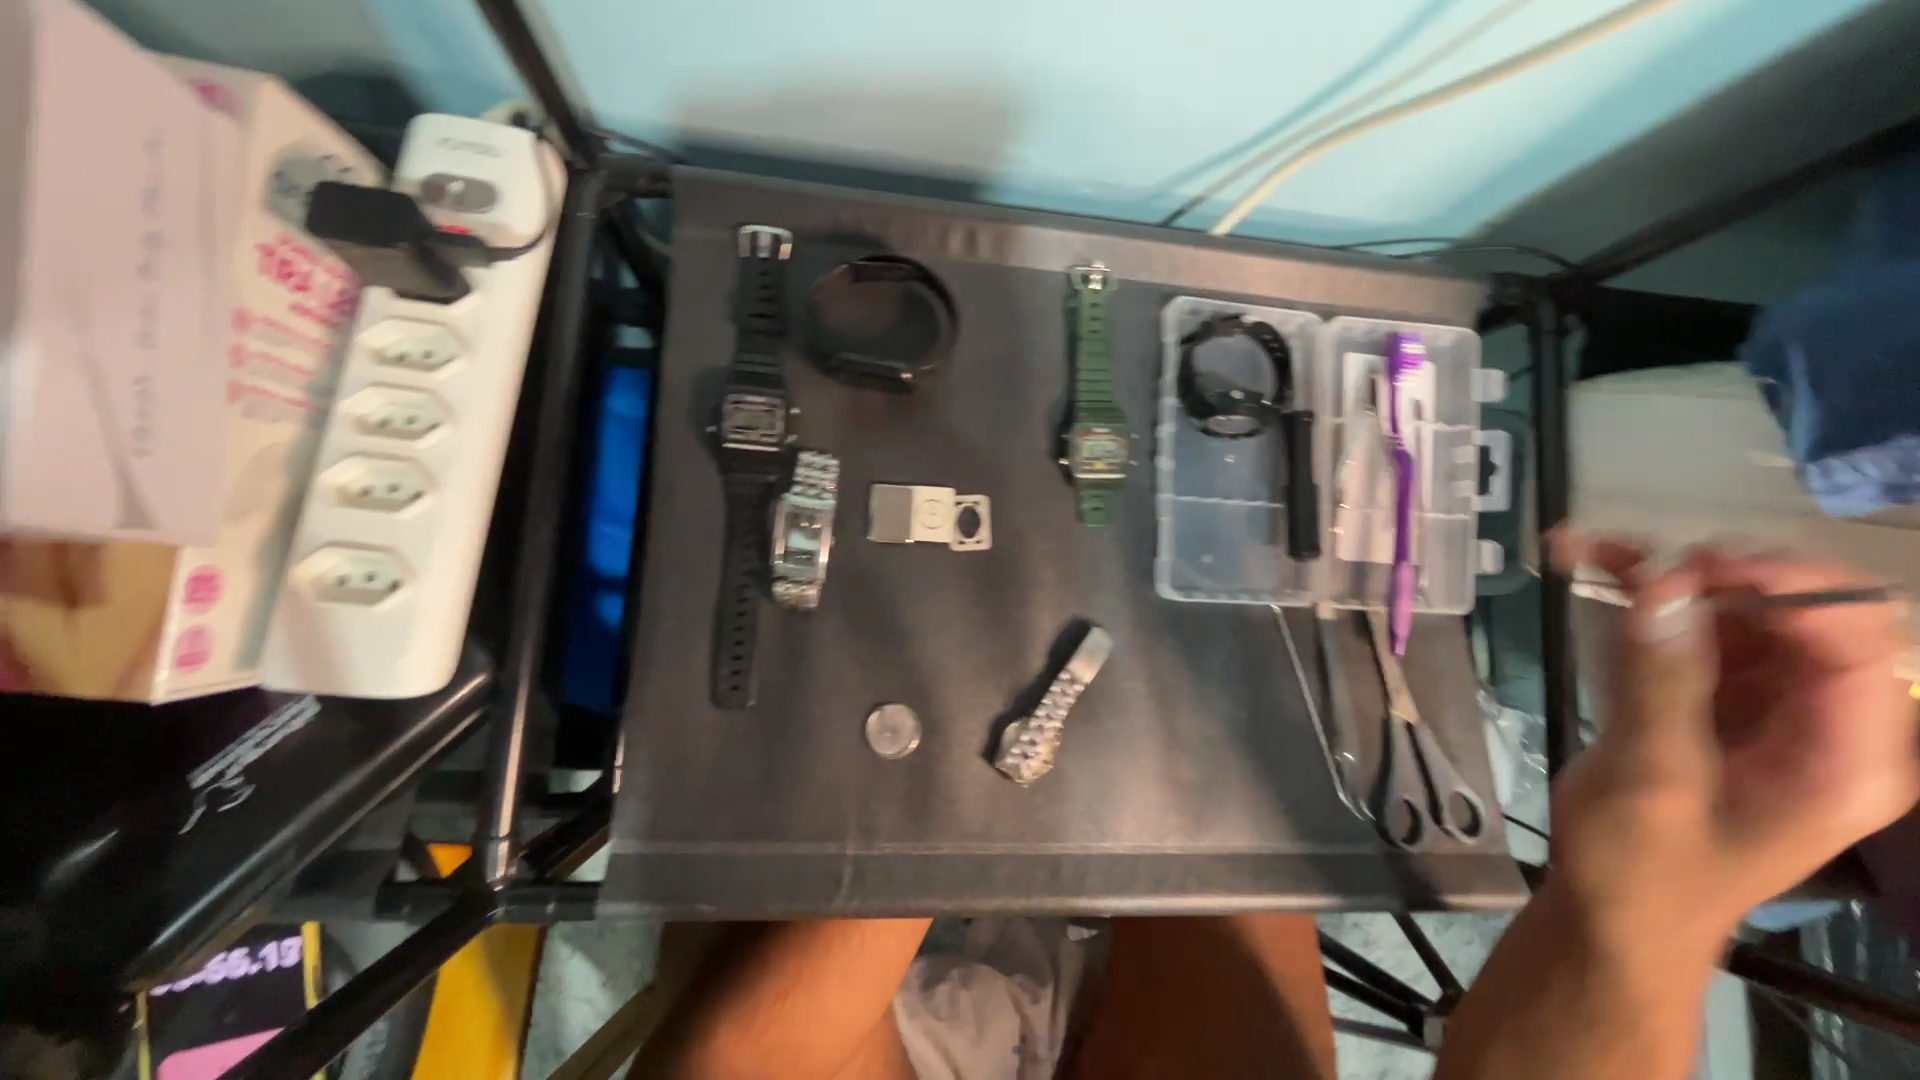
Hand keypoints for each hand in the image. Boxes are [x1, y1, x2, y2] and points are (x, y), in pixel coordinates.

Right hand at [1547, 536, 1919, 955]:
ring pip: (1731, 610)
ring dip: (1661, 574)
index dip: (1785, 588)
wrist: (1612, 912)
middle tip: (1628, 562)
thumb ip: (1660, 683)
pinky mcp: (1707, 699)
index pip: (1854, 640)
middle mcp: (1817, 718)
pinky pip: (1685, 630)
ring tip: (1584, 549)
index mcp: (1844, 754)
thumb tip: (1660, 586)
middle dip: (1712, 574)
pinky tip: (1587, 568)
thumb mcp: (1651, 782)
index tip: (1690, 567)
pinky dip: (1638, 598)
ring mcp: (1760, 704)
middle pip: (1793, 612)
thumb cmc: (1642, 868)